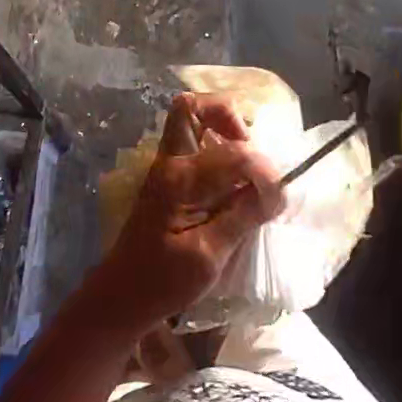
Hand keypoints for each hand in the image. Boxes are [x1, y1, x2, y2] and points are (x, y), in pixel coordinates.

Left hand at [89, 93, 284, 330]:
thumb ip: (243, 216)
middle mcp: (170, 161)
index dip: (264, 172)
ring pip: (193, 119)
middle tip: (254, 155)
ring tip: (250, 167)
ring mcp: (168, 166)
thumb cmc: (164, 281)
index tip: (276, 201)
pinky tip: (239, 181)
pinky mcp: (172, 177)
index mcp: (178, 179)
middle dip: (231, 117)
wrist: (123, 295)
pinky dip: (221, 147)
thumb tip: (278, 189)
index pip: (233, 153)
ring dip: (227, 129)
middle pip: (193, 106)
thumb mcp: (210, 256)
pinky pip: (197, 143)